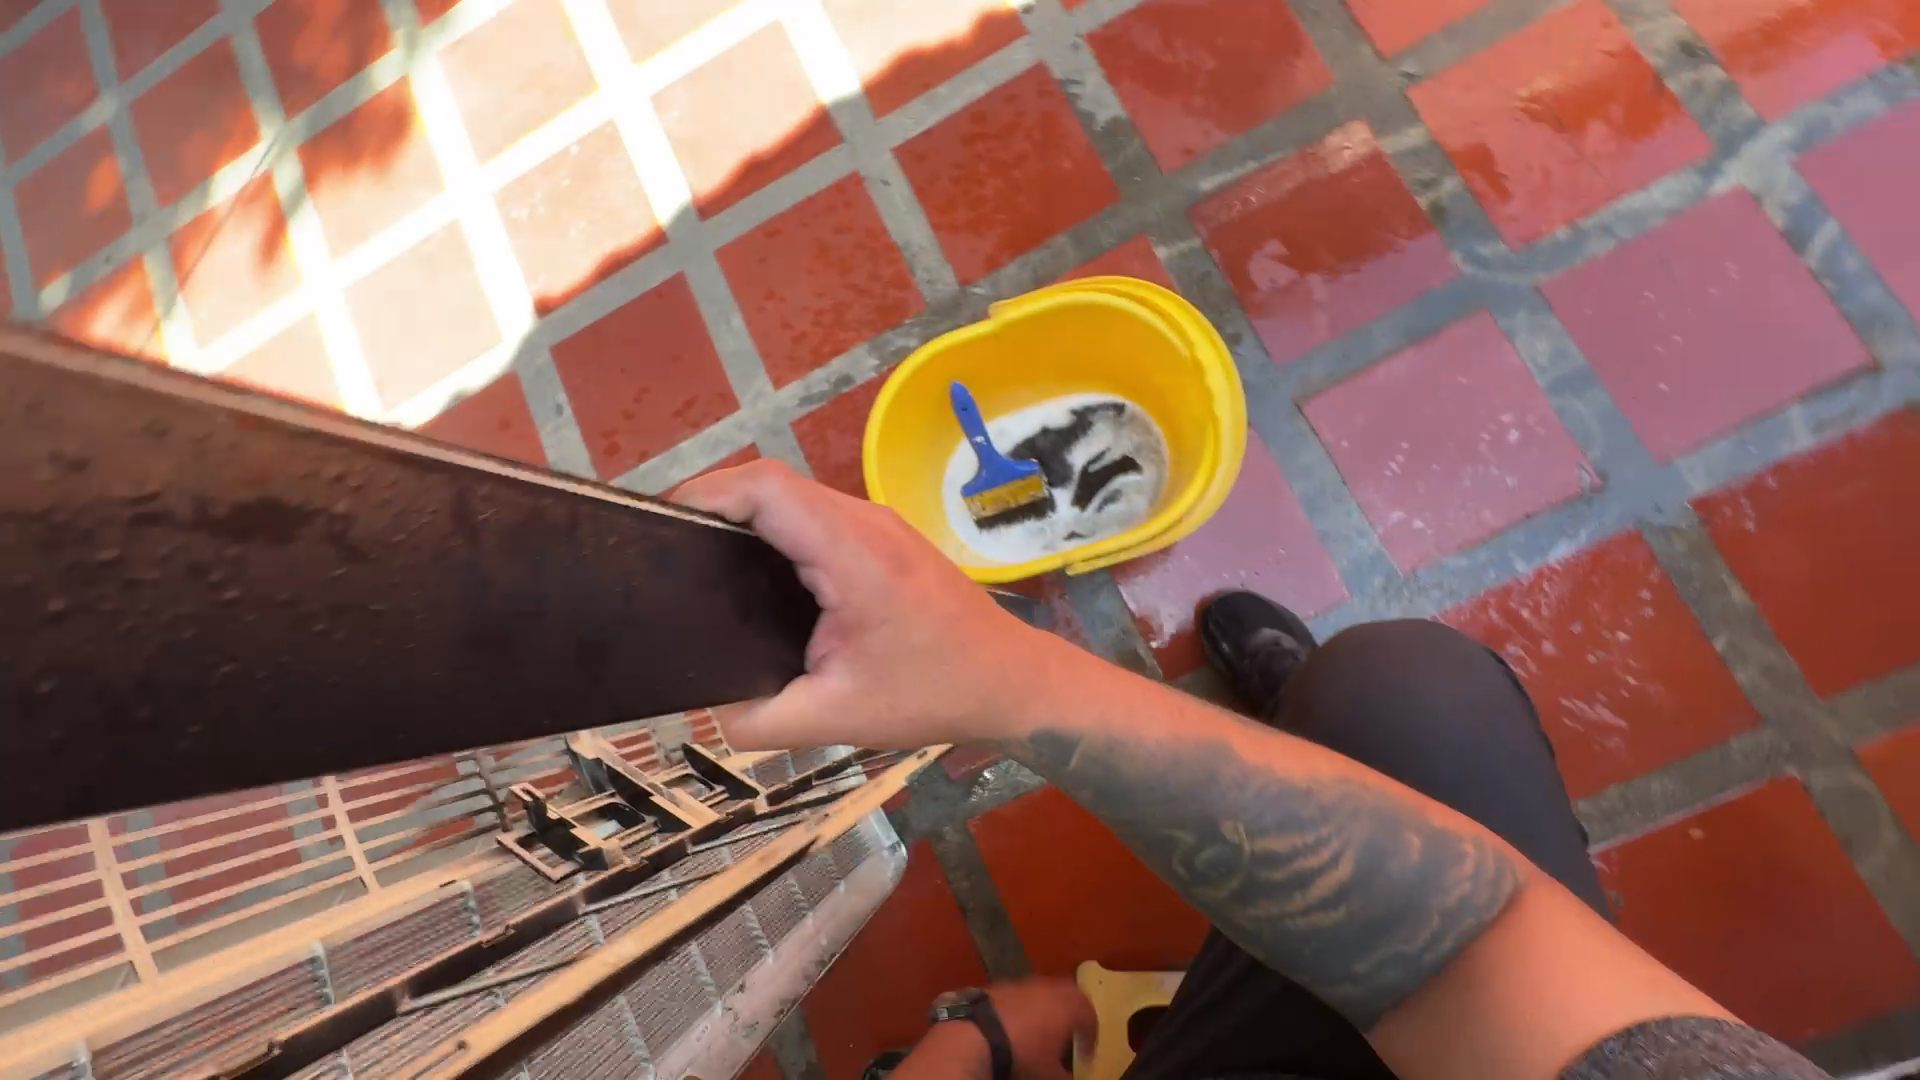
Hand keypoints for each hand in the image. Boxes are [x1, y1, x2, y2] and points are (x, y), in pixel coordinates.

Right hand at [671, 460, 1062, 749]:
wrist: (1009, 678)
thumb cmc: (932, 692)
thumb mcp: (837, 717)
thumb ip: (760, 719)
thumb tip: (710, 708)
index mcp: (852, 553)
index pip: (766, 489)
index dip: (707, 494)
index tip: (661, 527)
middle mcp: (866, 521)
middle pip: (776, 485)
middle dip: (717, 507)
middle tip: (672, 555)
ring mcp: (881, 523)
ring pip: (798, 498)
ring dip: (750, 519)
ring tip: (705, 566)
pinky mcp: (887, 536)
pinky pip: (820, 516)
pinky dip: (782, 531)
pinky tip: (762, 575)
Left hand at [904, 979, 1097, 1079]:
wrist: (977, 1035)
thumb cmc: (1024, 1056)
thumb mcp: (1050, 1075)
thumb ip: (1064, 1076)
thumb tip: (1068, 1076)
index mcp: (1067, 1006)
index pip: (1089, 1014)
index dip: (1091, 1035)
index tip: (1086, 1054)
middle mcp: (1047, 987)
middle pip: (1066, 994)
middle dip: (1070, 1013)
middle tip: (1070, 1032)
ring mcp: (1022, 983)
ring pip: (1041, 992)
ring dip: (1045, 1008)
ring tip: (1041, 1030)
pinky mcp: (999, 985)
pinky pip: (1019, 996)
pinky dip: (1023, 1009)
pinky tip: (1015, 1026)